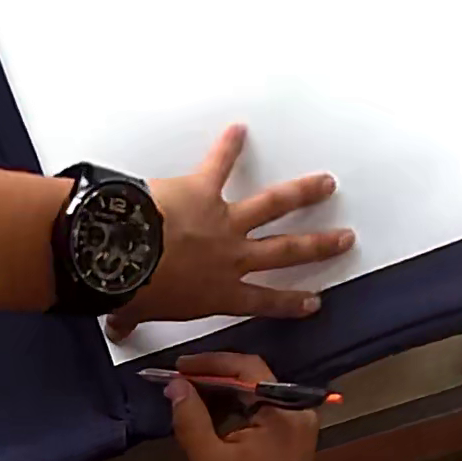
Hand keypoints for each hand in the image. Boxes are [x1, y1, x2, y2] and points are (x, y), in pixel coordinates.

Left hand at [110, 125, 354, 341]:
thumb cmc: (130, 291)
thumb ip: (131, 321)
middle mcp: (230, 257)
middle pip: (285, 251)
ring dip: (302, 192)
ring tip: (324, 184)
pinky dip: (228, 146)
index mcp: (216, 293)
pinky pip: (219, 164)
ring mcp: (223, 221)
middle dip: (317, 246)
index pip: (261, 302)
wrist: (123, 258)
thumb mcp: (133, 313)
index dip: (288, 303)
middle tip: (343, 239)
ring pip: (274, 205)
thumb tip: (119, 330)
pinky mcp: (202, 189)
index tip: (311, 302)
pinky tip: (238, 130)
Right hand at [164, 352, 319, 460]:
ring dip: (220, 393)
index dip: (209, 363)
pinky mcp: (289, 438)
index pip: (247, 367)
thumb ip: (189, 416)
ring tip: (187, 395)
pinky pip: (258, 410)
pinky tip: (207, 414)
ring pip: (253, 393)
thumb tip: (175, 385)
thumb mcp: (207, 457)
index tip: (178, 367)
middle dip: (212, 377)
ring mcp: (296, 424)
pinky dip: (232, 409)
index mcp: (284, 410)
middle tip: (178, 380)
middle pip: (252, 378)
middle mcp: (297, 411)